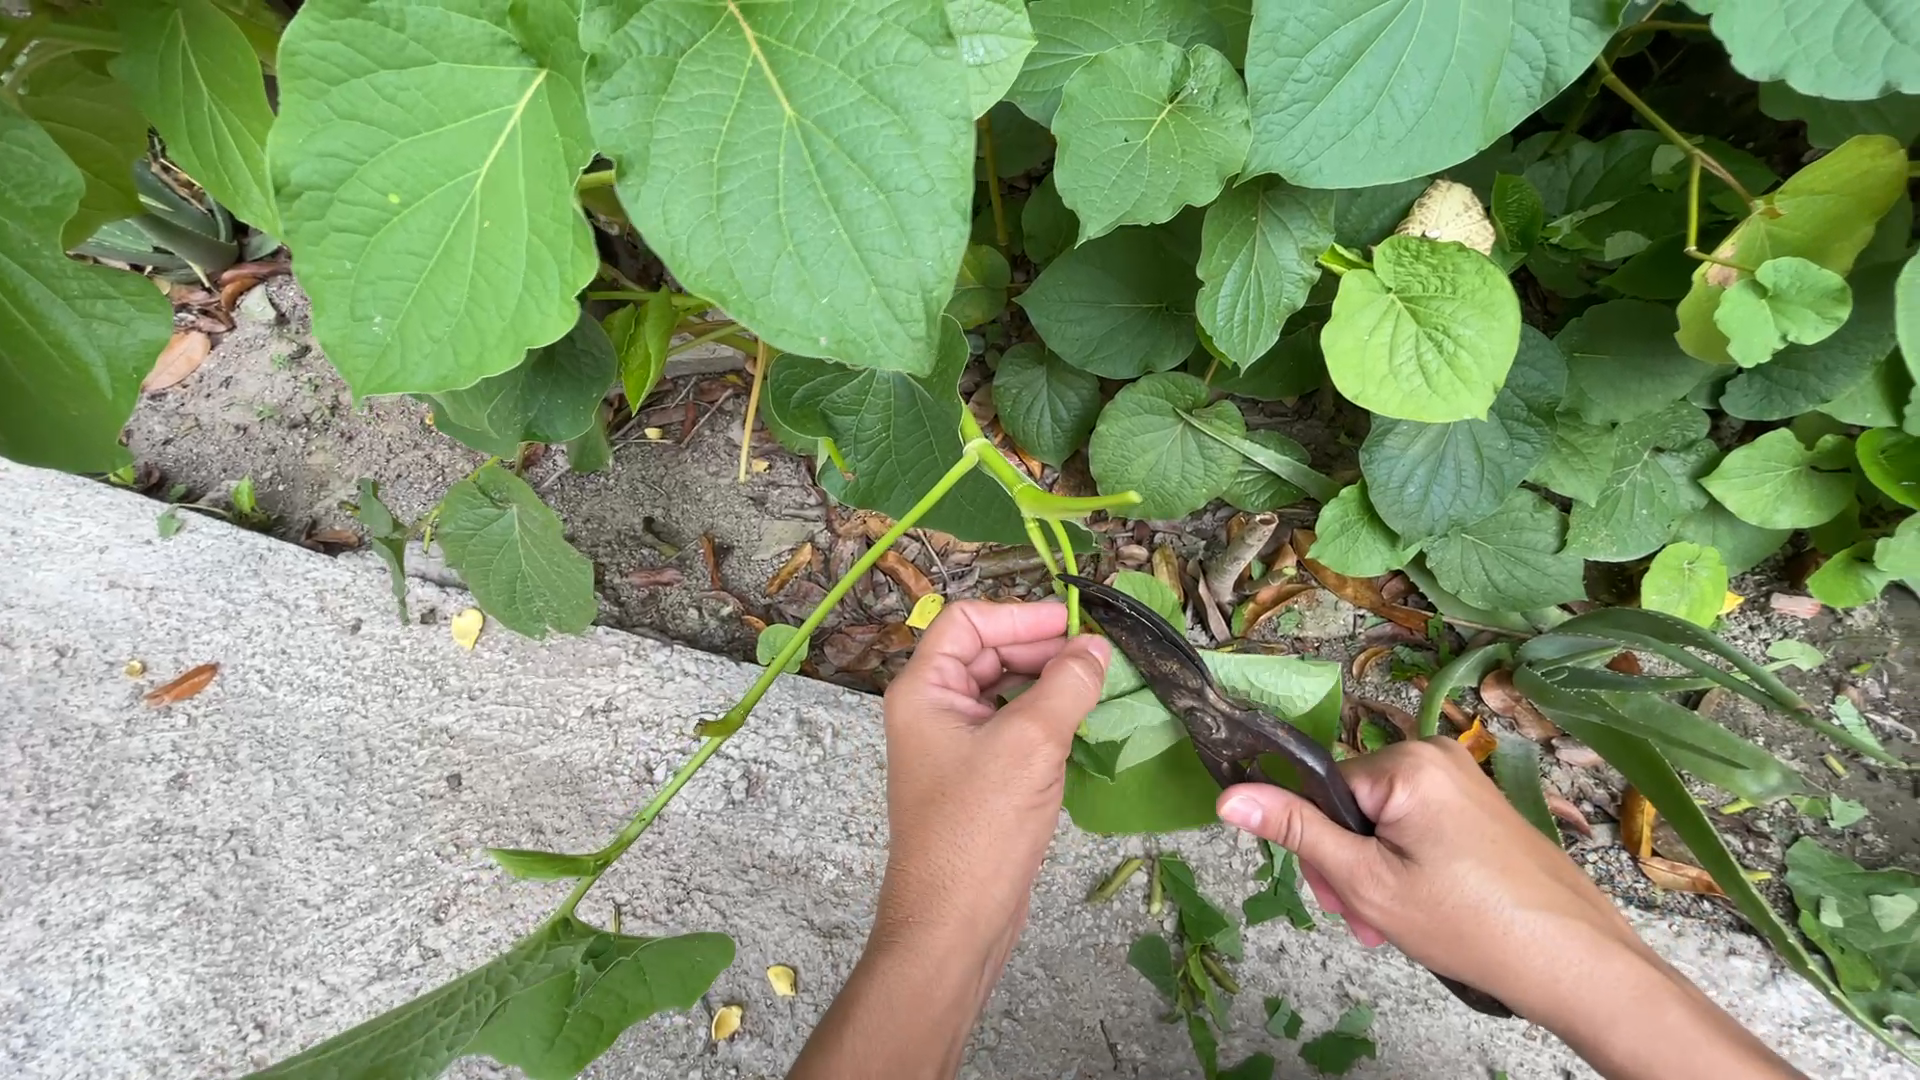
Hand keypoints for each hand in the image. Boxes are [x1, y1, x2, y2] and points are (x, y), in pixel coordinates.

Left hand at [789, 600, 1108, 1079]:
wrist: (955, 924)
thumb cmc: (980, 825)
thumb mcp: (1029, 743)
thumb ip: (1066, 684)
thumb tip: (1096, 646)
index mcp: (923, 689)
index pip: (967, 622)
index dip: (1019, 614)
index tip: (1072, 621)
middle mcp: (933, 708)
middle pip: (987, 652)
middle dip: (1039, 647)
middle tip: (1095, 653)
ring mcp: (955, 743)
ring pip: (1003, 689)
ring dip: (1046, 680)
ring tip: (1096, 681)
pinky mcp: (979, 775)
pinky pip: (1012, 724)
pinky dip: (1045, 714)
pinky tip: (1080, 718)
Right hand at [1215, 738, 1632, 1002]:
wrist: (1589, 971)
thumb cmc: (1469, 924)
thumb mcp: (1366, 882)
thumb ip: (1295, 831)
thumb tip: (1227, 795)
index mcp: (1405, 762)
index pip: (1324, 792)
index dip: (1321, 847)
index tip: (1339, 898)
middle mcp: (1434, 753)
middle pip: (1354, 805)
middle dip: (1350, 863)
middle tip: (1370, 919)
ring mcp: (1463, 777)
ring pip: (1384, 818)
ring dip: (1376, 868)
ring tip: (1398, 923)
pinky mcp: (1481, 803)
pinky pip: (1418, 821)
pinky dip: (1409, 860)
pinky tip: (1426, 904)